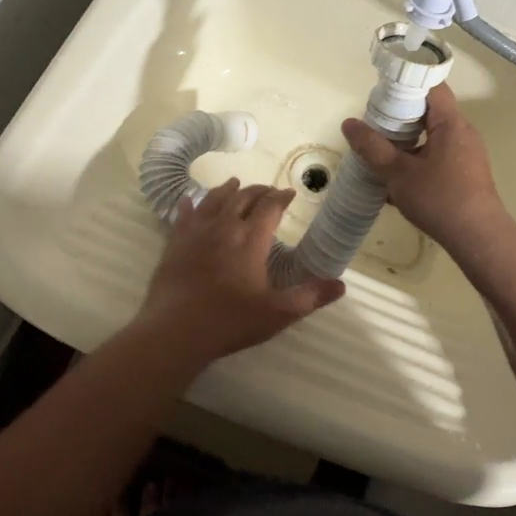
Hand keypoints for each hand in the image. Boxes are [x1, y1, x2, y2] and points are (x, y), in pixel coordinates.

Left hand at [133, 180, 344, 364]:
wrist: (174, 330)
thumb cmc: (229, 321)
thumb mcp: (276, 313)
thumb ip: (309, 297)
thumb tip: (341, 284)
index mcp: (251, 238)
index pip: (271, 206)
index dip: (282, 197)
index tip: (290, 193)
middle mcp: (225, 226)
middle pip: (244, 197)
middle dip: (259, 190)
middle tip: (269, 191)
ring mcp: (197, 231)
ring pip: (215, 199)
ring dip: (228, 190)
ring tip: (235, 184)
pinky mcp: (175, 241)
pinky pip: (185, 214)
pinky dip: (191, 203)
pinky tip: (189, 199)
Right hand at [341, 84, 511, 248]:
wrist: (478, 238)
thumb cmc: (440, 199)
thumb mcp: (398, 173)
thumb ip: (372, 147)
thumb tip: (349, 124)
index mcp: (451, 123)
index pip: (432, 87)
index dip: (407, 84)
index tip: (382, 94)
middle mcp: (463, 132)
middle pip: (430, 110)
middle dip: (401, 115)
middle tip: (375, 124)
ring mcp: (467, 152)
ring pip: (433, 134)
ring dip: (409, 139)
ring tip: (382, 150)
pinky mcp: (466, 172)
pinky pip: (439, 153)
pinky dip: (419, 157)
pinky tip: (399, 178)